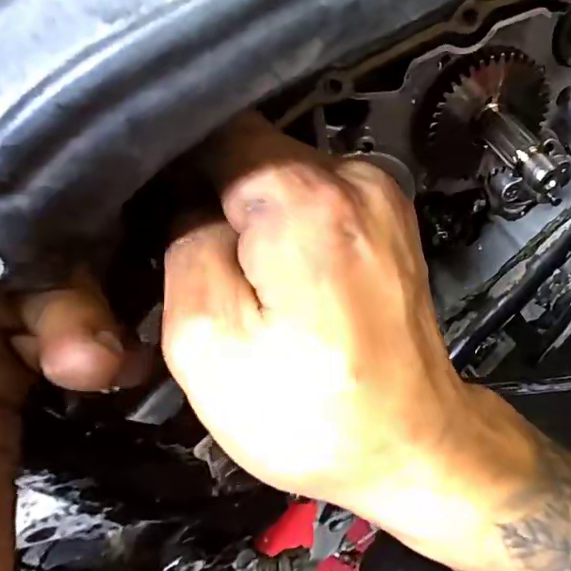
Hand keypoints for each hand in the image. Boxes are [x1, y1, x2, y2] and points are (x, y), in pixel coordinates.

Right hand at [161, 115, 533, 533]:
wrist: (410, 438)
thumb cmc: (315, 410)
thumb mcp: (205, 340)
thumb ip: (183, 246)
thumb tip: (188, 205)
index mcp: (306, 196)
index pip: (213, 132)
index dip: (173, 172)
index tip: (160, 218)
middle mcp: (355, 178)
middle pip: (252, 155)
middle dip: (216, 203)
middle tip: (211, 273)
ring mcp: (382, 197)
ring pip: (284, 181)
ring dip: (256, 224)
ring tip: (256, 289)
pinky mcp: (390, 222)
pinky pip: (318, 204)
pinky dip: (293, 234)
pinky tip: (289, 286)